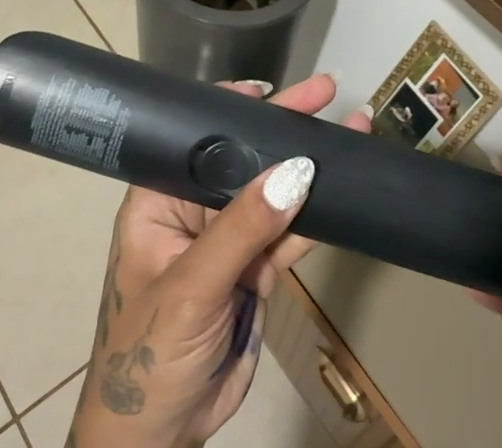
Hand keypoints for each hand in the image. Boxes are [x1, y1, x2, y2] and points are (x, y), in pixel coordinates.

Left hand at [70, 75, 371, 447]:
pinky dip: (318, 216)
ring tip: (353, 134)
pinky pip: (289, 236)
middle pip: (245, 161)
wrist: (162, 433)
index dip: (231, 110)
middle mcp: (193, 213)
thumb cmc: (148, 354)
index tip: (270, 87)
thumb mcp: (190, 287)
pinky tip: (346, 190)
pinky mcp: (255, 272)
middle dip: (284, 129)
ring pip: (274, 195)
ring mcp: (228, 243)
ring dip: (311, 169)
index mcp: (158, 203)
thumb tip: (296, 171)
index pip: (196, 142)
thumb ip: (242, 229)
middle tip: (328, 93)